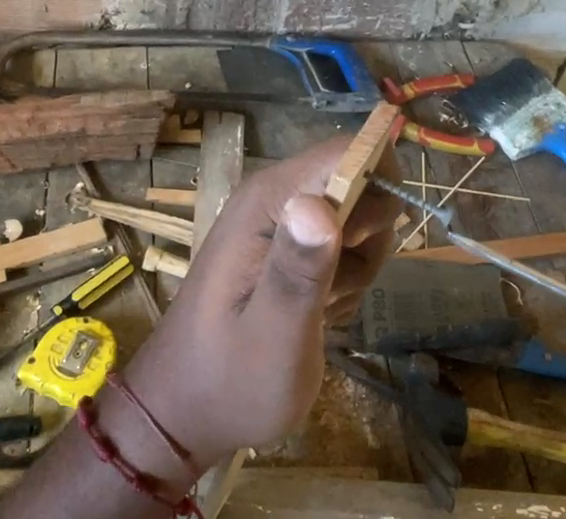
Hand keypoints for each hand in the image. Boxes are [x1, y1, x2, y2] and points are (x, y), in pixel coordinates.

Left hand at [122, 137, 402, 464]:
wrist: (188, 414)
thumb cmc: (228, 383)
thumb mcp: (271, 337)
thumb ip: (298, 271)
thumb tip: (319, 205)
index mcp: (268, 201)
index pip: (346, 151)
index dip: (377, 185)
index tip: (369, 244)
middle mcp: (276, 197)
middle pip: (361, 181)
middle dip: (369, 237)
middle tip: (336, 289)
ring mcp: (283, 222)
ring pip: (362, 218)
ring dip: (358, 266)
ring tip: (322, 310)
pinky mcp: (290, 247)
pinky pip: (348, 246)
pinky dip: (346, 282)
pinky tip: (319, 314)